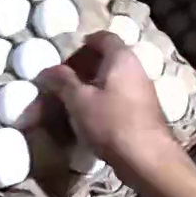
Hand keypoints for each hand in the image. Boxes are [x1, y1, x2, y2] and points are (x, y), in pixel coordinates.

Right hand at [36, 31, 181, 175]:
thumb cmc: (111, 122)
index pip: (103, 38)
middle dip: (82, 69)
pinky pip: (118, 98)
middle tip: (63, 83)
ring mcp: (142, 91)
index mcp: (121, 58)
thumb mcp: (79, 100)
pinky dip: (102, 102)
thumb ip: (62, 81)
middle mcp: (135, 69)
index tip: (65, 60)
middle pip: (106, 60)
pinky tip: (88, 119)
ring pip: (111, 81)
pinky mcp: (142, 112)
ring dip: (91, 88)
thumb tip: (48, 71)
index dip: (82, 45)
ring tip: (71, 103)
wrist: (147, 158)